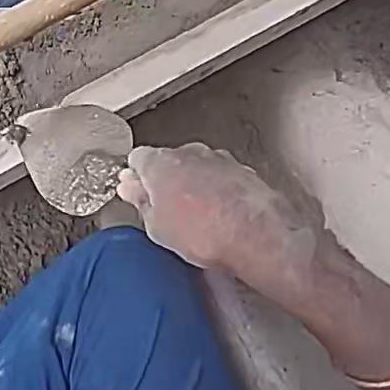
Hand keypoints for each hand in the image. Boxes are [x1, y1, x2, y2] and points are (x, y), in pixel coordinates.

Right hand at [117, 143, 332, 288]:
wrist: (257, 237)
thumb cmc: (205, 232)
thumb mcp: (157, 227)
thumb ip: (141, 203)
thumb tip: (132, 191)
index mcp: (160, 162)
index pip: (138, 158)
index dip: (135, 176)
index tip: (136, 192)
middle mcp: (189, 152)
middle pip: (167, 161)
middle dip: (163, 180)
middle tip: (163, 208)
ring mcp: (219, 159)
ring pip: (195, 166)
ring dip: (191, 184)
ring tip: (193, 216)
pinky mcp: (242, 170)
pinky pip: (219, 176)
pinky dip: (215, 189)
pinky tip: (216, 214)